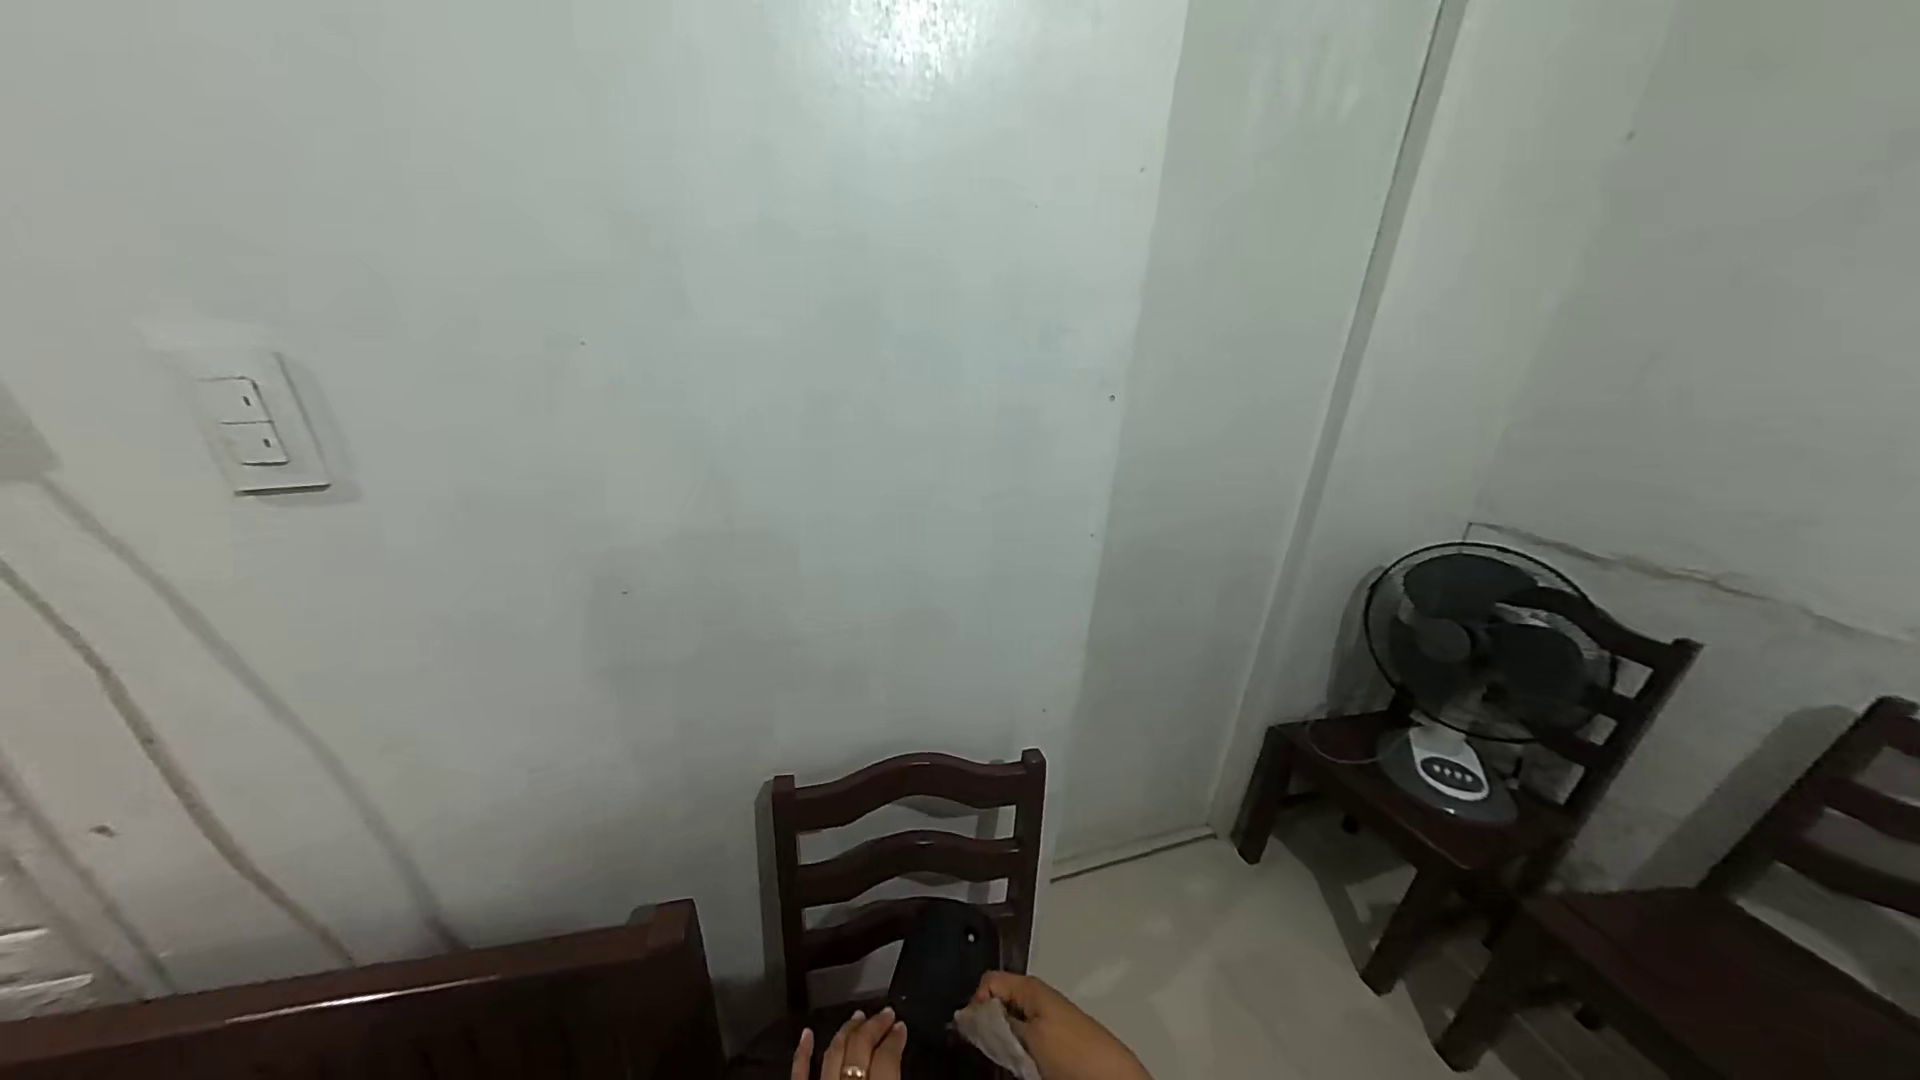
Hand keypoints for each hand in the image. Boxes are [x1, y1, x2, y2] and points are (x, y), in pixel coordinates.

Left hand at [791, 1008, 908, 1079]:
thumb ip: (896, 1079)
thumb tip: (902, 1066)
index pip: (887, 1058)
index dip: (896, 1038)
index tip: (901, 1025)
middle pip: (860, 1048)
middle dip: (874, 1026)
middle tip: (886, 1012)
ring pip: (833, 1053)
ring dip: (847, 1031)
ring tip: (857, 1016)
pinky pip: (799, 1075)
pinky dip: (802, 1053)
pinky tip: (806, 1033)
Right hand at [970, 972, 1151, 1079]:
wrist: (1111, 1079)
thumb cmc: (1070, 1051)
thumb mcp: (1030, 1035)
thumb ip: (1000, 1023)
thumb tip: (972, 1014)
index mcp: (1030, 987)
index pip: (988, 981)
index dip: (975, 1003)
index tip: (971, 1030)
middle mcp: (1036, 999)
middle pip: (997, 1004)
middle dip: (988, 1024)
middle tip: (987, 1048)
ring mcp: (1045, 1022)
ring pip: (1009, 1026)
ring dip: (1003, 1040)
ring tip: (1005, 1059)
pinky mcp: (1052, 1044)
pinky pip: (1023, 1042)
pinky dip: (1017, 1052)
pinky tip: (1020, 1066)